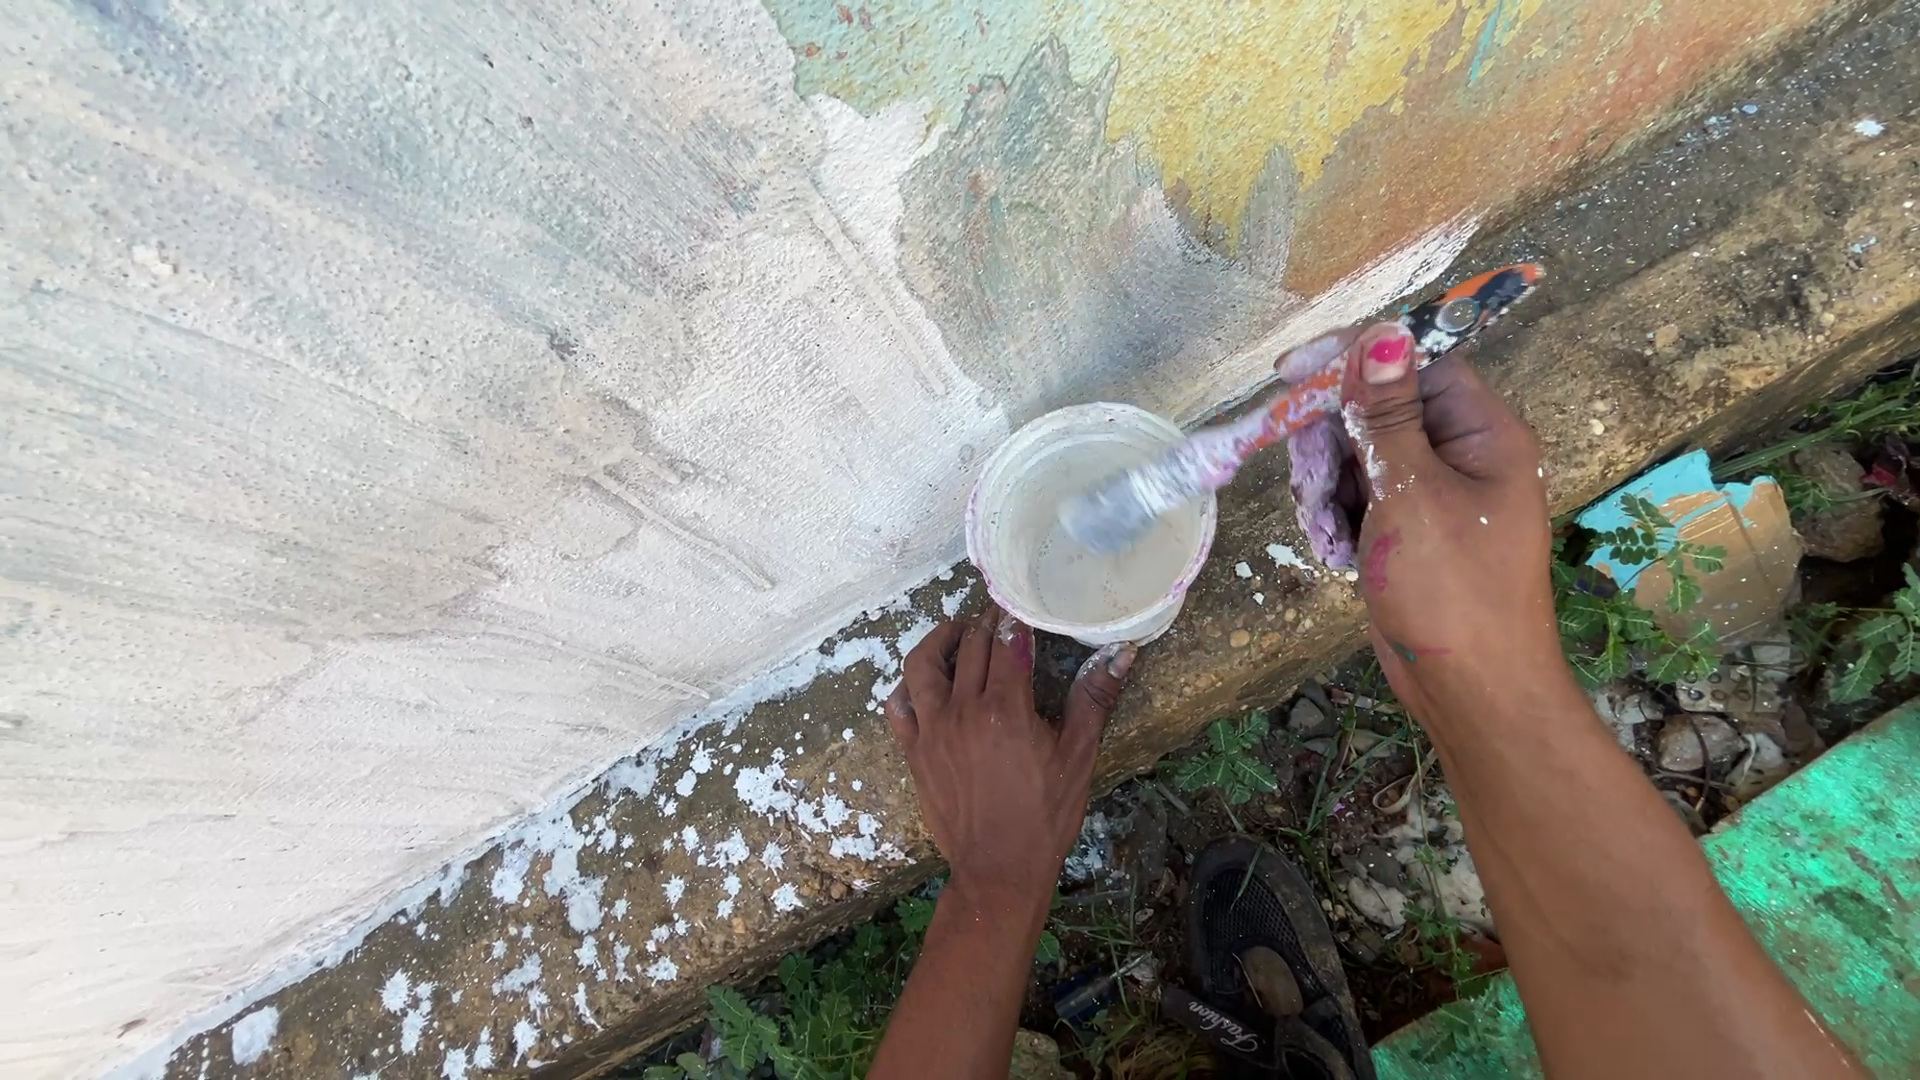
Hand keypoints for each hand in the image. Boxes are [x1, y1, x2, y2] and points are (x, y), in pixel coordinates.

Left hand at [883, 607, 1134, 907]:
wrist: (999, 869)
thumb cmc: (1045, 814)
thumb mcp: (1077, 756)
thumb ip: (1093, 699)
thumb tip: (1122, 653)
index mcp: (1005, 708)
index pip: (1007, 642)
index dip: (1015, 619)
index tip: (1021, 603)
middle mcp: (962, 709)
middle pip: (969, 646)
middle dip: (985, 622)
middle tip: (998, 613)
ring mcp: (931, 729)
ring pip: (923, 664)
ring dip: (940, 640)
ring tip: (958, 632)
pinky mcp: (912, 750)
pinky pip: (898, 705)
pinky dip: (907, 686)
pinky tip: (923, 682)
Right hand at [1334, 321, 1566, 723]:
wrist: (1467, 684)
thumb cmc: (1450, 587)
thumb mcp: (1410, 492)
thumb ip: (1387, 414)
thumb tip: (1380, 333)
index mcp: (1481, 431)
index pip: (1413, 362)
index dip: (1353, 359)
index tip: (1289, 370)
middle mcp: (1457, 452)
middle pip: (1373, 411)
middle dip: (1329, 445)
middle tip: (1311, 483)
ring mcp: (1427, 491)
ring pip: (1353, 456)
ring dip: (1325, 488)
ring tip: (1329, 532)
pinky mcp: (1401, 526)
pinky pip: (1353, 497)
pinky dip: (1334, 517)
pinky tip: (1335, 551)